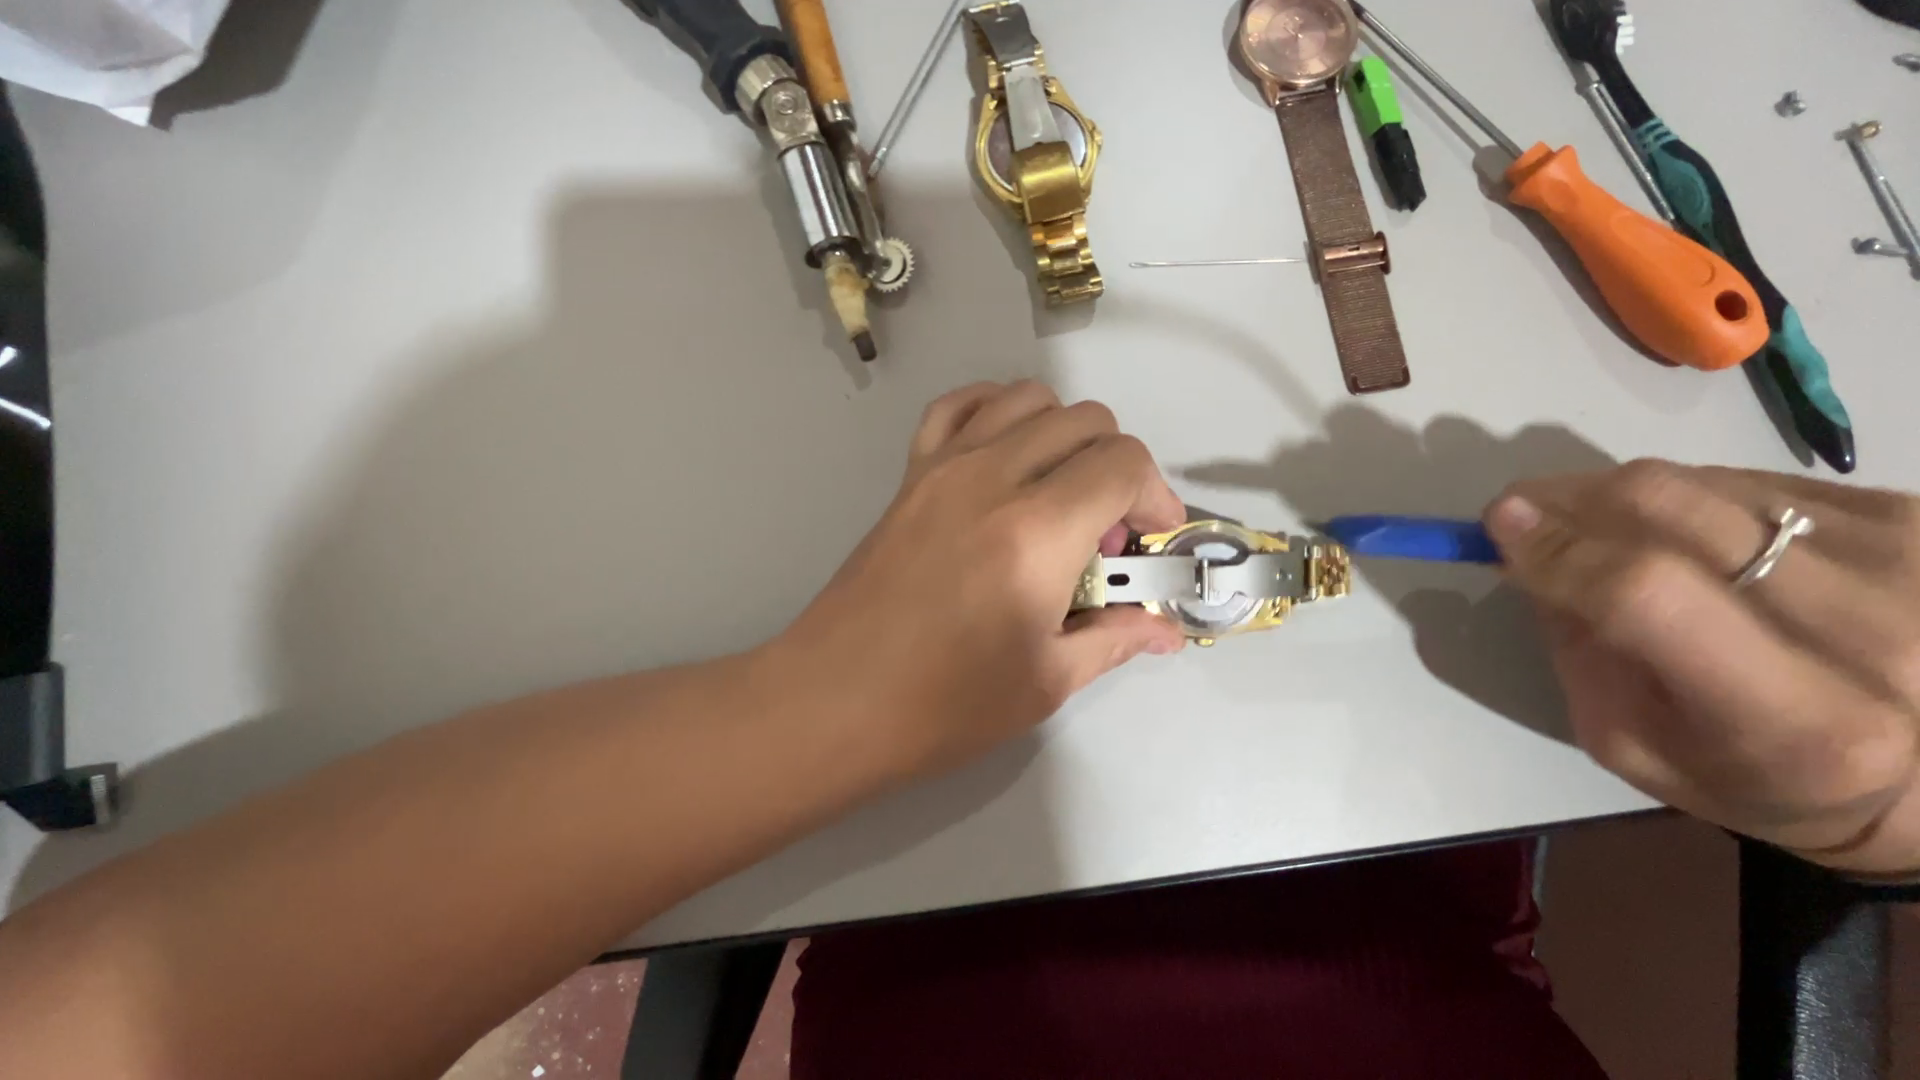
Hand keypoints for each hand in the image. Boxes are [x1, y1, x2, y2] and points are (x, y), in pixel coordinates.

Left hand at [774, 381, 1187, 778]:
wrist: (834, 700)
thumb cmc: (944, 704)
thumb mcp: (1046, 681)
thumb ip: (1114, 638)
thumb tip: (1164, 628)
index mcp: (1038, 532)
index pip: (1123, 463)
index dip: (1156, 495)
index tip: (1148, 543)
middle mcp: (993, 478)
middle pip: (1085, 421)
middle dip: (1117, 468)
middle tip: (1105, 536)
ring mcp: (944, 467)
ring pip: (1027, 398)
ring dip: (1064, 434)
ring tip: (1059, 495)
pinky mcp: (910, 475)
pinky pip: (958, 406)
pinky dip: (996, 412)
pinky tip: (1005, 456)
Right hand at [1485, 460, 1919, 877]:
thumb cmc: (1757, 777)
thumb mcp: (1636, 744)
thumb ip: (1577, 651)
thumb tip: (1523, 551)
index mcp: (1796, 720)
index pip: (1646, 596)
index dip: (1558, 549)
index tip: (1499, 523)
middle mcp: (1868, 630)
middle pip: (1671, 511)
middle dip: (1570, 499)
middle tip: (1524, 510)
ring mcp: (1906, 560)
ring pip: (1703, 482)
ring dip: (1619, 496)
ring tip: (1599, 530)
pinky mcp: (1913, 513)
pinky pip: (1750, 478)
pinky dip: (1685, 498)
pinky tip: (1683, 537)